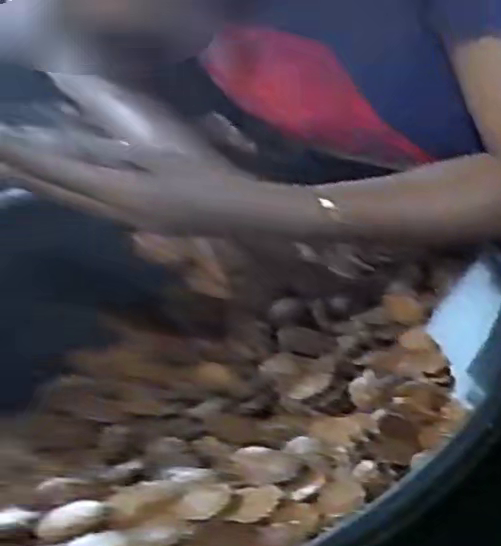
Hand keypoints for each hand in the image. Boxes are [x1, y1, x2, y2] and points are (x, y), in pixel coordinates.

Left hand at [0, 135, 259, 233]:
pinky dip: (66, 193)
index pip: (50, 168)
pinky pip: (93, 207)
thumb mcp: (159, 160)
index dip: (11, 151)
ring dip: (36, 183)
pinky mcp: (149, 223)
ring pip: (70, 201)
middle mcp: (120, 211)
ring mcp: (136, 221)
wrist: (257, 215)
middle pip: (54, 190)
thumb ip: (113, 155)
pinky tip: (55, 185)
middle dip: (13, 170)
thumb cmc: (215, 182)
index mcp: (121, 192)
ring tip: (6, 168)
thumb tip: (72, 148)